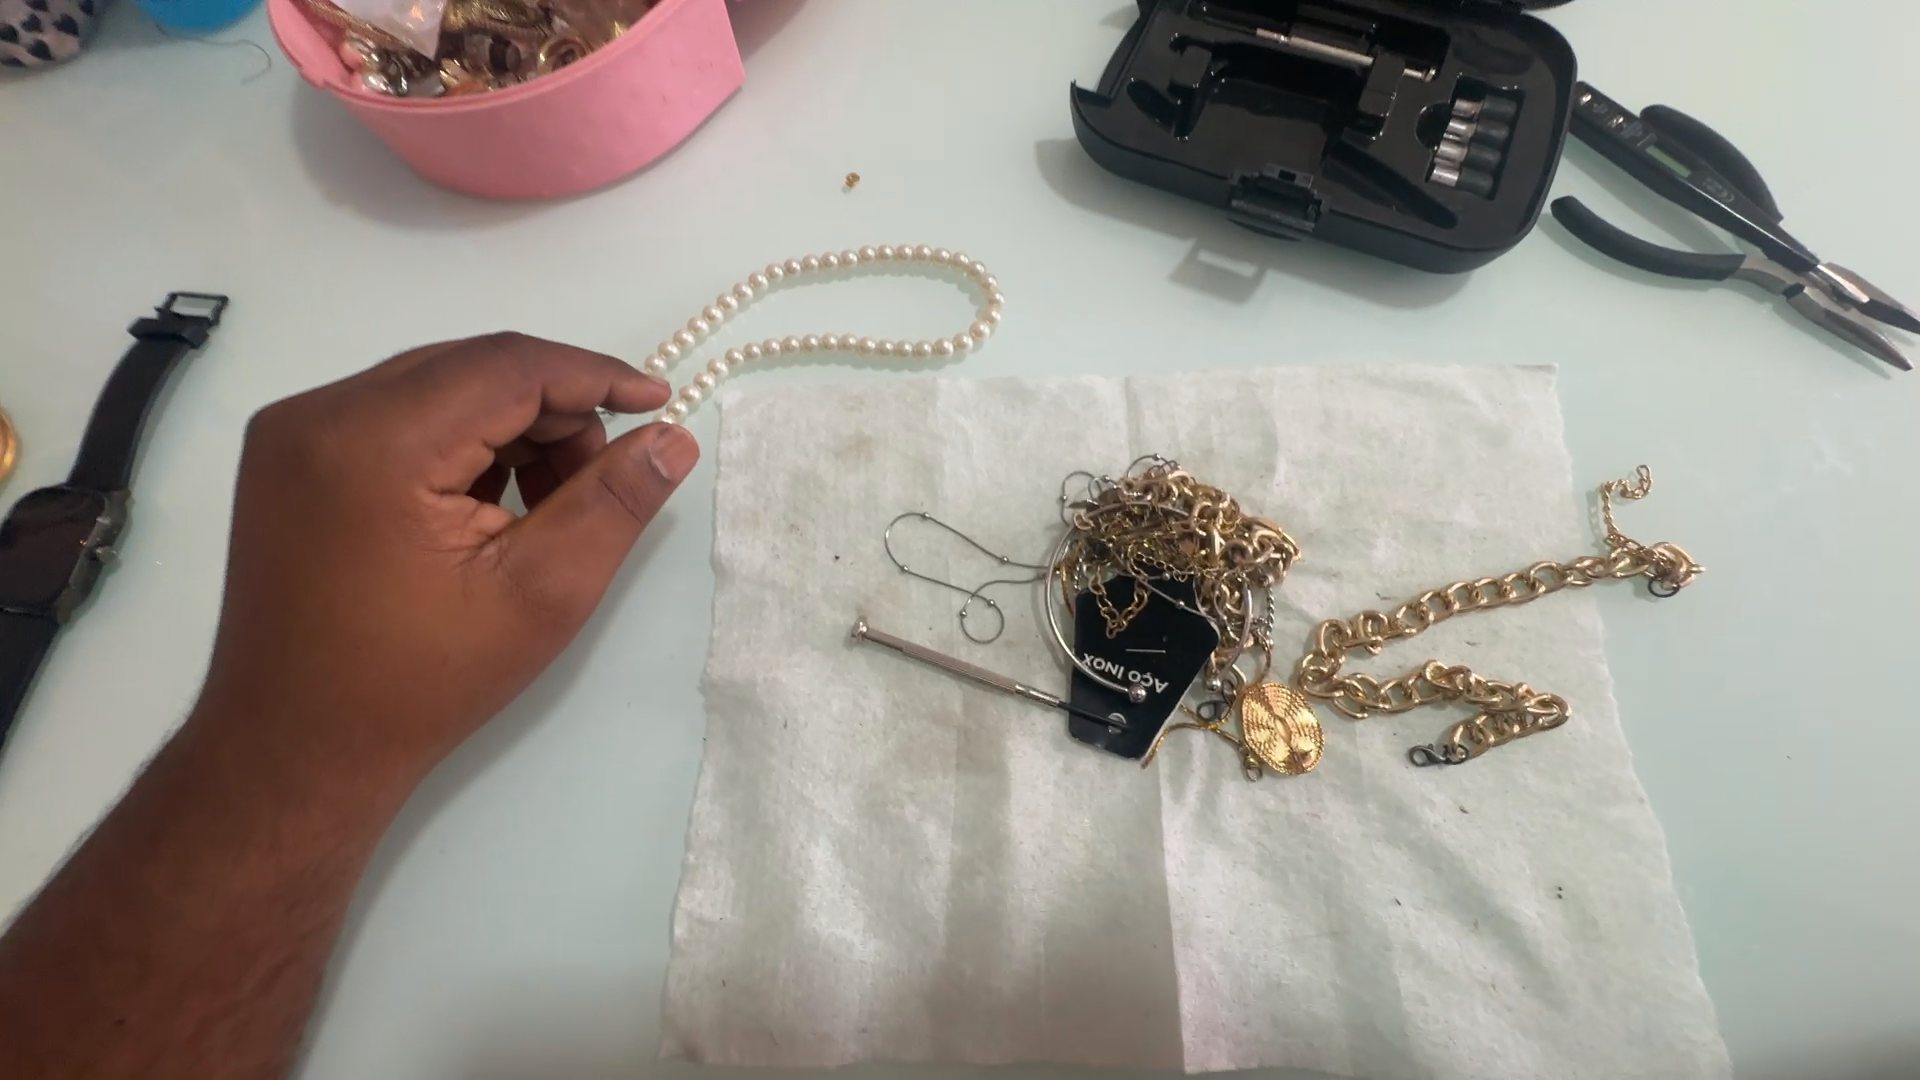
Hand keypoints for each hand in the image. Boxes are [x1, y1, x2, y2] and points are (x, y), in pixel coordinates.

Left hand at [190, 333, 696, 789]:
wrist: (300, 747)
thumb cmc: (428, 677)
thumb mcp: (548, 590)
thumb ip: (617, 501)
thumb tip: (674, 438)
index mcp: (375, 443)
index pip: (509, 366)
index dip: (597, 375)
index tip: (662, 402)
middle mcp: (322, 414)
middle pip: (478, 369)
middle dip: (561, 411)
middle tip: (606, 476)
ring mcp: (300, 434)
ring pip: (449, 389)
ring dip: (522, 430)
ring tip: (556, 504)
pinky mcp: (301, 459)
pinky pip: (414, 417)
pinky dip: (478, 446)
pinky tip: (504, 506)